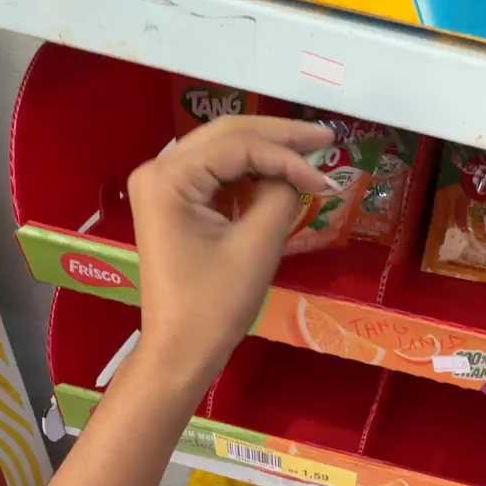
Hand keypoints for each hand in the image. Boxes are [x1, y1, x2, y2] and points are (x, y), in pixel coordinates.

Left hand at [126, 115, 333, 391]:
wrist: (182, 350)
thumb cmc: (215, 305)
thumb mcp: (256, 248)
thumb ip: (280, 198)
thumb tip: (300, 175)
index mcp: (169, 178)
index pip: (238, 146)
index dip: (288, 157)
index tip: (327, 179)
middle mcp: (159, 170)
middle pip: (226, 135)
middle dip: (279, 137)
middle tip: (325, 137)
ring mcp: (163, 188)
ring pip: (222, 152)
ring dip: (266, 151)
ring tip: (309, 151)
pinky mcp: (174, 206)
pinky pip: (215, 176)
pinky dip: (249, 174)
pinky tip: (280, 175)